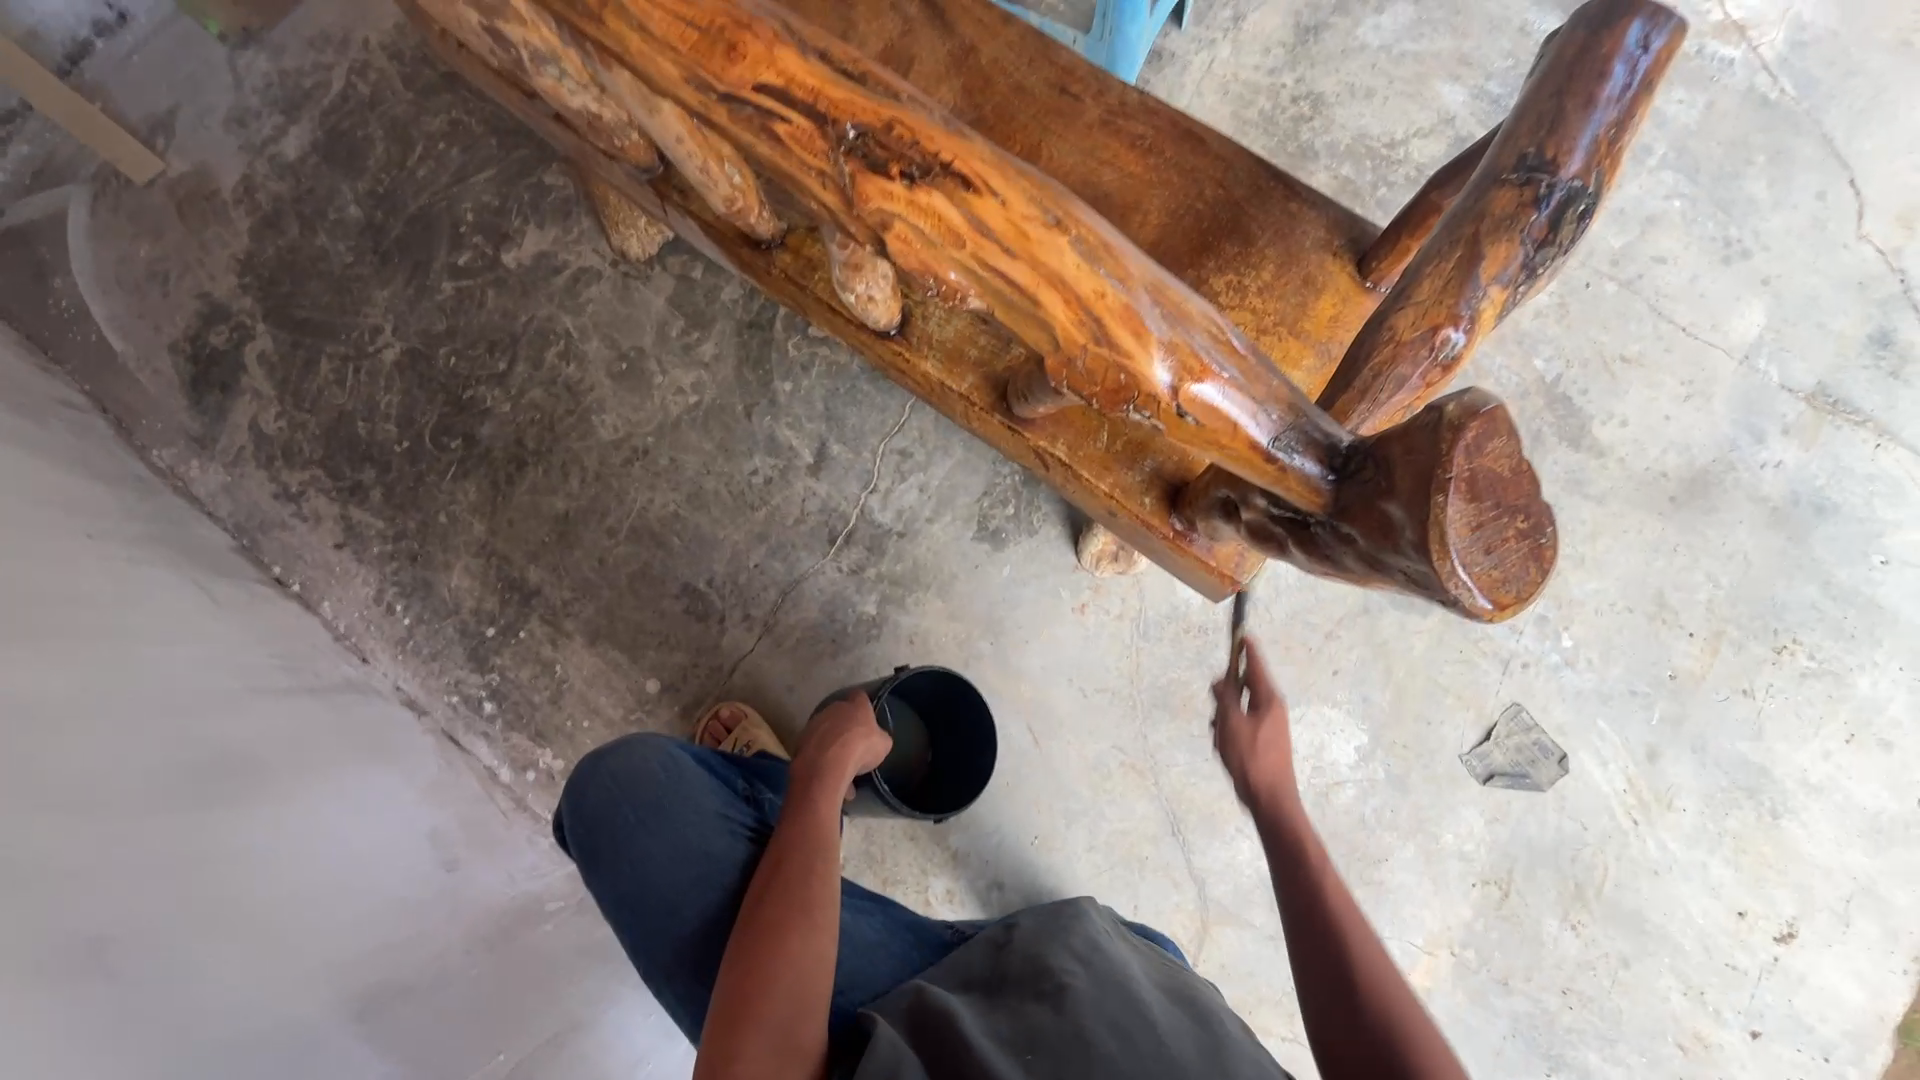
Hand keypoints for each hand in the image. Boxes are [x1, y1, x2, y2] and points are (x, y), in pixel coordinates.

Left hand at [793, 692, 891, 799]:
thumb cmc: (861, 748)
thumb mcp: (883, 745)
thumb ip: (880, 737)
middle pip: (841, 712)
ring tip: (840, 763)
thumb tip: (877, 739)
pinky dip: (821, 756)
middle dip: (846, 726)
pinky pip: (816, 746)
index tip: (867, 717)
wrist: (827, 764)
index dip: (864, 706)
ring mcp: (815, 723)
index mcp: (856, 705)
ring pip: (826, 730)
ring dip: (832, 742)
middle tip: (854, 743)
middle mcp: (834, 708)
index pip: (860, 696)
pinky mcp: (801, 739)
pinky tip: (829, 772)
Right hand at [1211, 636, 1300, 815]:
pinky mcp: (1263, 740)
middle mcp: (1271, 708)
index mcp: (1268, 699)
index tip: (1239, 632)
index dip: (1245, 648)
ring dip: (1223, 719)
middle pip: (1242, 686)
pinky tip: (1225, 750)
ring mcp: (1268, 725)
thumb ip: (1224, 698)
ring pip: (1237, 708)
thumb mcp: (1231, 723)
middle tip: (1216, 712)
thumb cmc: (1251, 759)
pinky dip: (1229, 732)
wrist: (1271, 800)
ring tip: (1221, 739)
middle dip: (1224, 696)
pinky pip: (1240, 725)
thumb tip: (1221, 680)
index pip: (1255, 664)